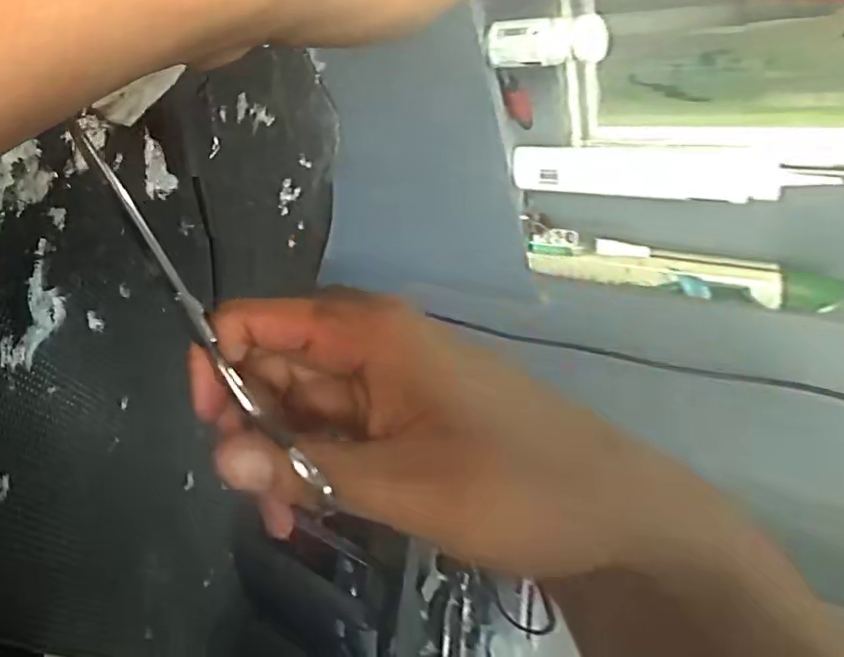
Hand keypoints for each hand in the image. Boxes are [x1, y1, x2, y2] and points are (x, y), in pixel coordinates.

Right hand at [190, 290, 717, 580]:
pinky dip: (304, 464)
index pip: (249, 320)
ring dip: (272, 454)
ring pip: (288, 402)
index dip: (216, 361)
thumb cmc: (520, 485)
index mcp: (358, 328)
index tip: (212, 423)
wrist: (630, 523)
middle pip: (263, 363)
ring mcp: (369, 375)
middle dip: (245, 423)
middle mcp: (355, 339)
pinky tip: (304, 510)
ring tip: (280, 517)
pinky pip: (320, 427)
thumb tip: (217, 460)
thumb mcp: (406, 485)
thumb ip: (303, 469)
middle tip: (249, 488)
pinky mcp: (383, 410)